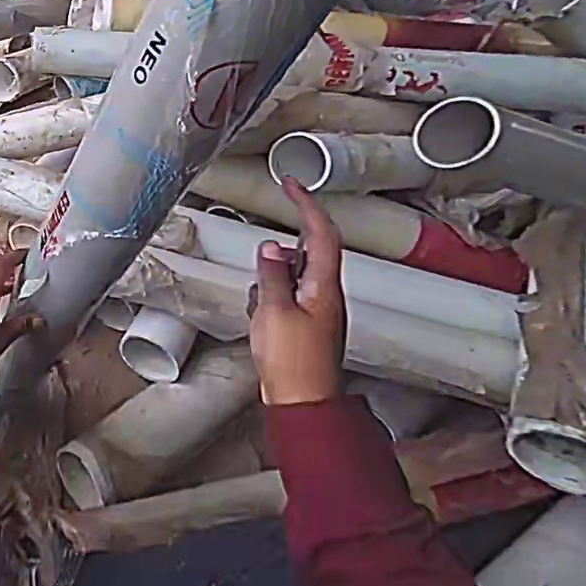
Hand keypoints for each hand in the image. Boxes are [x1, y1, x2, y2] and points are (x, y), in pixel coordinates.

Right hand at [249, 177, 347, 405]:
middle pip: (311, 251)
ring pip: (295, 273)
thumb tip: (271, 247)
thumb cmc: (292, 360)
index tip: (291, 184)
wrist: (302, 402)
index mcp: (324, 287)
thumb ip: (272, 276)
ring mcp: (316, 309)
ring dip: (275, 272)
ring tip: (260, 295)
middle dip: (289, 239)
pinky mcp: (304, 322)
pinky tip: (259, 310)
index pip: (321, 234)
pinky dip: (270, 292)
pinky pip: (287, 294)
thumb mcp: (275, 312)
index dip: (307, 205)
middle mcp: (326, 294)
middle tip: (271, 239)